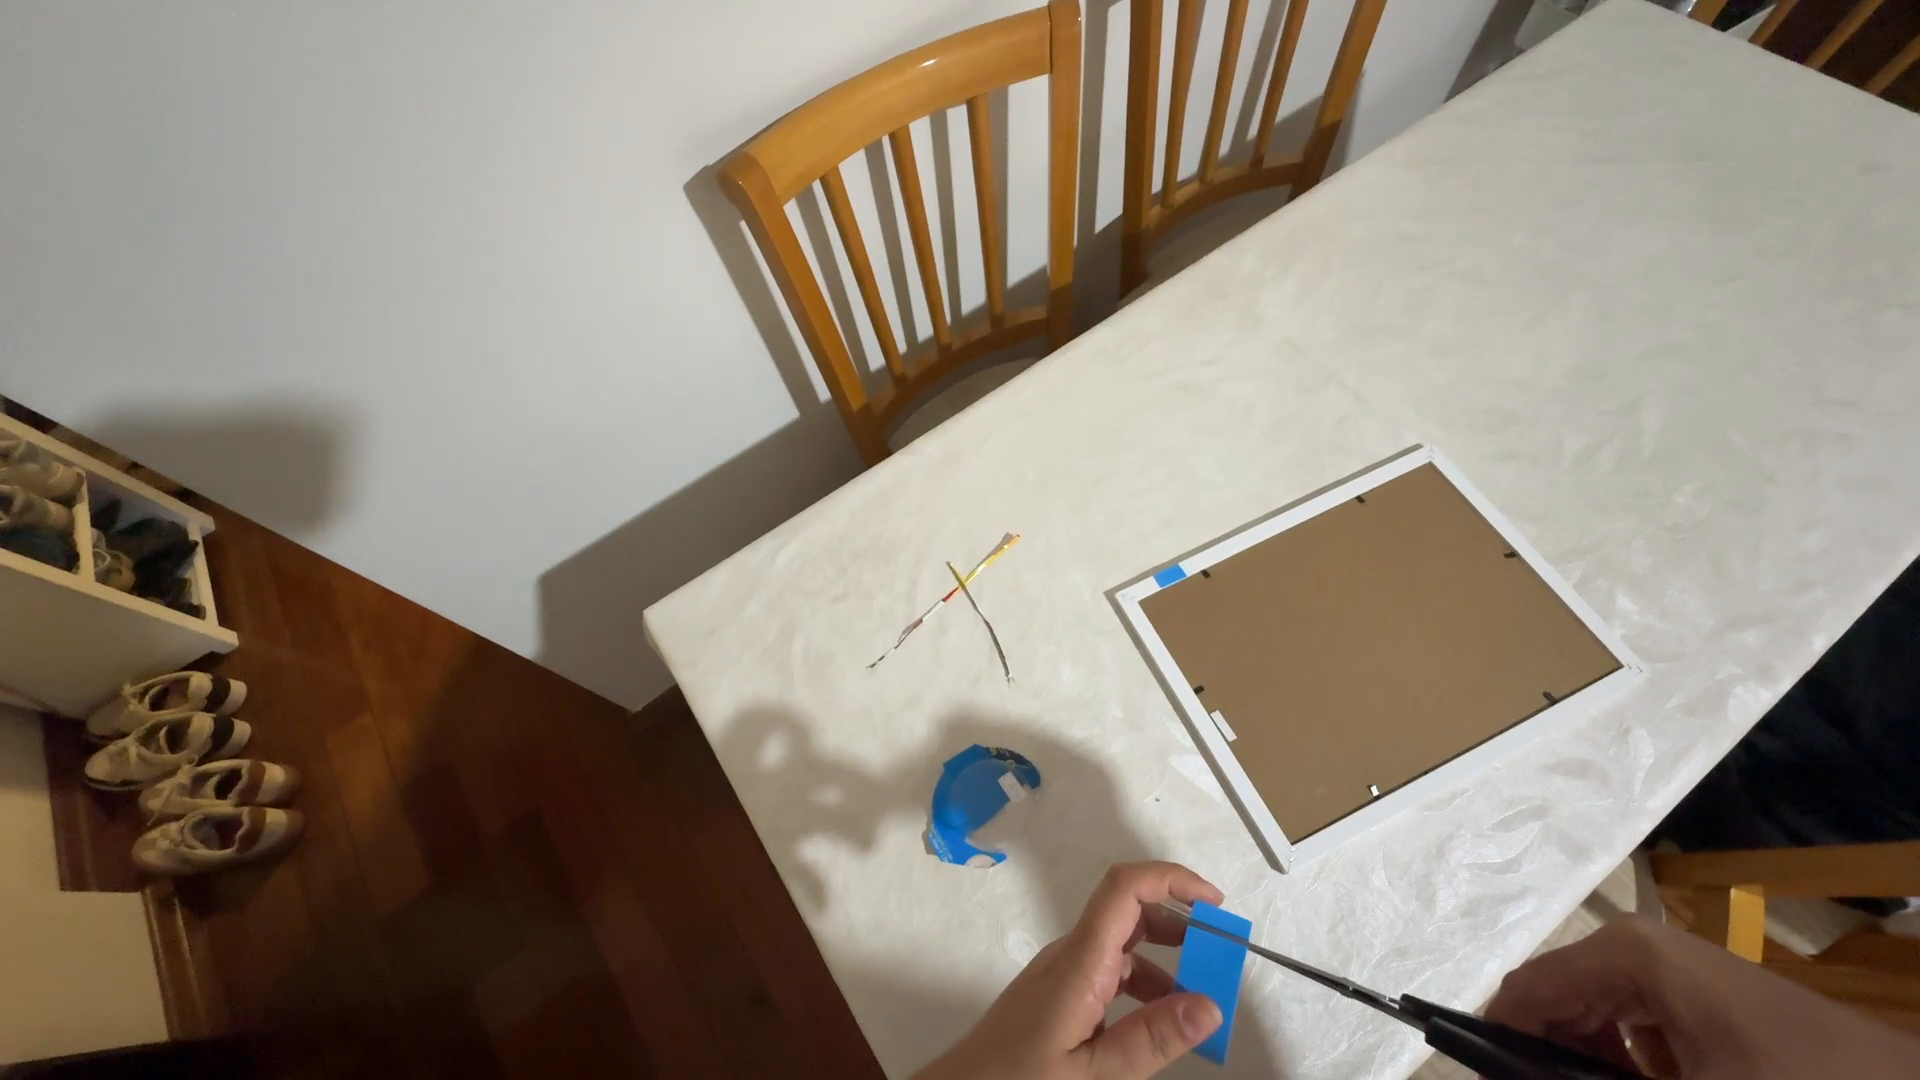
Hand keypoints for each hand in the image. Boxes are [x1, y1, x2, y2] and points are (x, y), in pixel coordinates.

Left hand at [914, 862, 1227, 1079]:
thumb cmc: (1024, 1078)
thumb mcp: (1096, 1074)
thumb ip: (1151, 1040)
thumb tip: (1211, 1003)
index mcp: (1080, 960)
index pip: (1123, 888)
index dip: (1170, 879)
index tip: (1214, 902)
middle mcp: (1072, 951)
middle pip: (1129, 909)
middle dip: (1180, 920)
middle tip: (1222, 954)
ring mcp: (1064, 968)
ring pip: (1122, 941)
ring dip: (1166, 957)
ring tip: (1202, 995)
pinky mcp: (1060, 988)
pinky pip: (1110, 969)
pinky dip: (1144, 983)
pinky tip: (1162, 1018)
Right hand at [1486, 917, 1919, 1078]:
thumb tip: (1502, 1079)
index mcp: (1626, 953)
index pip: (1527, 988)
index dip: (1502, 1039)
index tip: (1492, 1079)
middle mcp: (1638, 947)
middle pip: (1558, 998)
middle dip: (1552, 1053)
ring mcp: (1675, 968)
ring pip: (1595, 1013)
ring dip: (1591, 1061)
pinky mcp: (1705, 995)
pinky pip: (1638, 1022)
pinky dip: (1631, 1061)